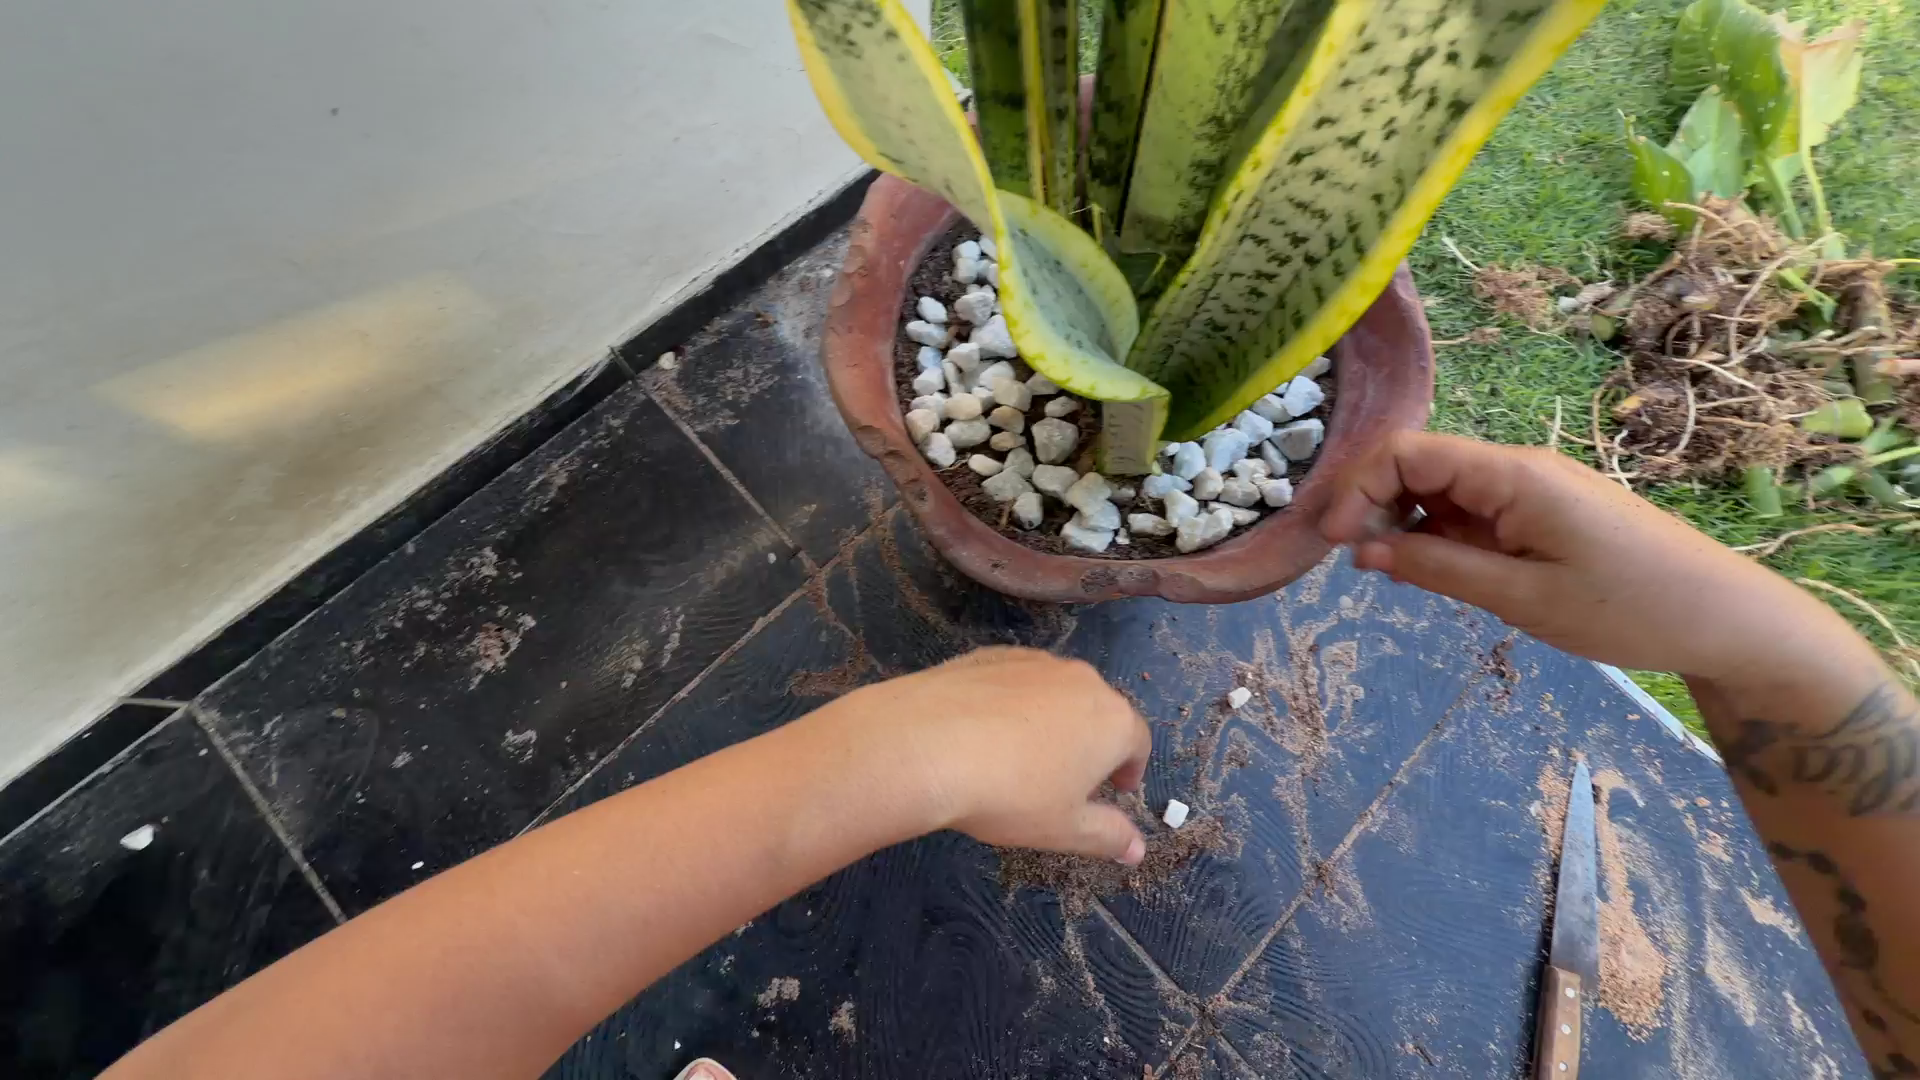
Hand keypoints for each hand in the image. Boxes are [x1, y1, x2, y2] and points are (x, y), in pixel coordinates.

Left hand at [820, 647, 1150, 863]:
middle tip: (1070, 777)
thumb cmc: (1011, 794)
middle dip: (1092, 741)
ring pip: (1056, 690)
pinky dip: (1012, 701)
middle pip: (1098, 709)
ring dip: (1052, 718)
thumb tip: (1138, 849)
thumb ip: (1108, 836)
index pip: (1137, 741)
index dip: (1130, 768)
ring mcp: (1033, 660)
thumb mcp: (1064, 829)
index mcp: (1111, 719)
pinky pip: (1015, 679)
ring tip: (1023, 753)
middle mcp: (1079, 679)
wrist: (927, 743)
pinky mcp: (990, 654)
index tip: (1116, 789)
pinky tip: (985, 729)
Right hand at [1317, 431, 1861, 682]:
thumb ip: (1435, 567)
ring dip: (1396, 520)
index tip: (1333, 543)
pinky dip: (1428, 534)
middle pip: (1413, 464)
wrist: (1735, 625)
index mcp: (1513, 475)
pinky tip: (1420, 565)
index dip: (1357, 489)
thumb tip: (1361, 551)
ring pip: (1432, 488)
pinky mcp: (1531, 513)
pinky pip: (1460, 511)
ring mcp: (1523, 490)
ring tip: (1381, 567)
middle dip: (1367, 503)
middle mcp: (1513, 470)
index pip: (1406, 453)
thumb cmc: (1632, 609)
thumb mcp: (1521, 597)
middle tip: (1347, 557)